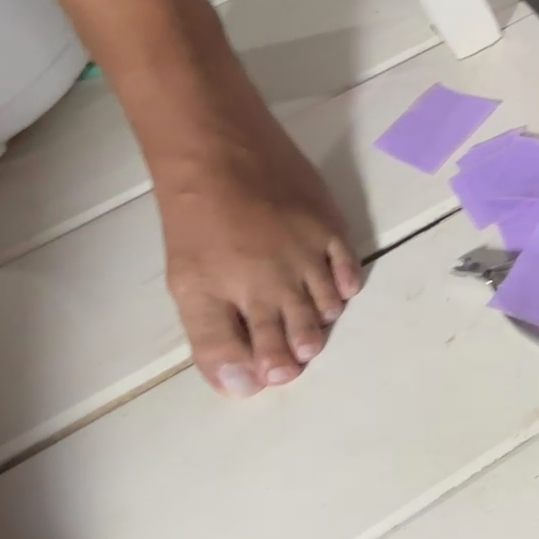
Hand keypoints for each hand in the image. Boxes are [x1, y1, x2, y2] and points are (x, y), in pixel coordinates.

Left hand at [152, 95, 363, 398]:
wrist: (217, 148)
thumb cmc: (195, 216)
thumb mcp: (188, 283)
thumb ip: (212, 338)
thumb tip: (241, 389)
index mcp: (243, 297)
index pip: (269, 350)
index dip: (273, 367)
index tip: (275, 374)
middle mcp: (283, 282)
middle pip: (303, 332)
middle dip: (299, 349)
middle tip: (299, 353)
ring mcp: (312, 255)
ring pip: (330, 306)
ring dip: (323, 320)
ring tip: (316, 322)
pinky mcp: (332, 229)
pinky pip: (350, 271)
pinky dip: (346, 286)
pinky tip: (336, 289)